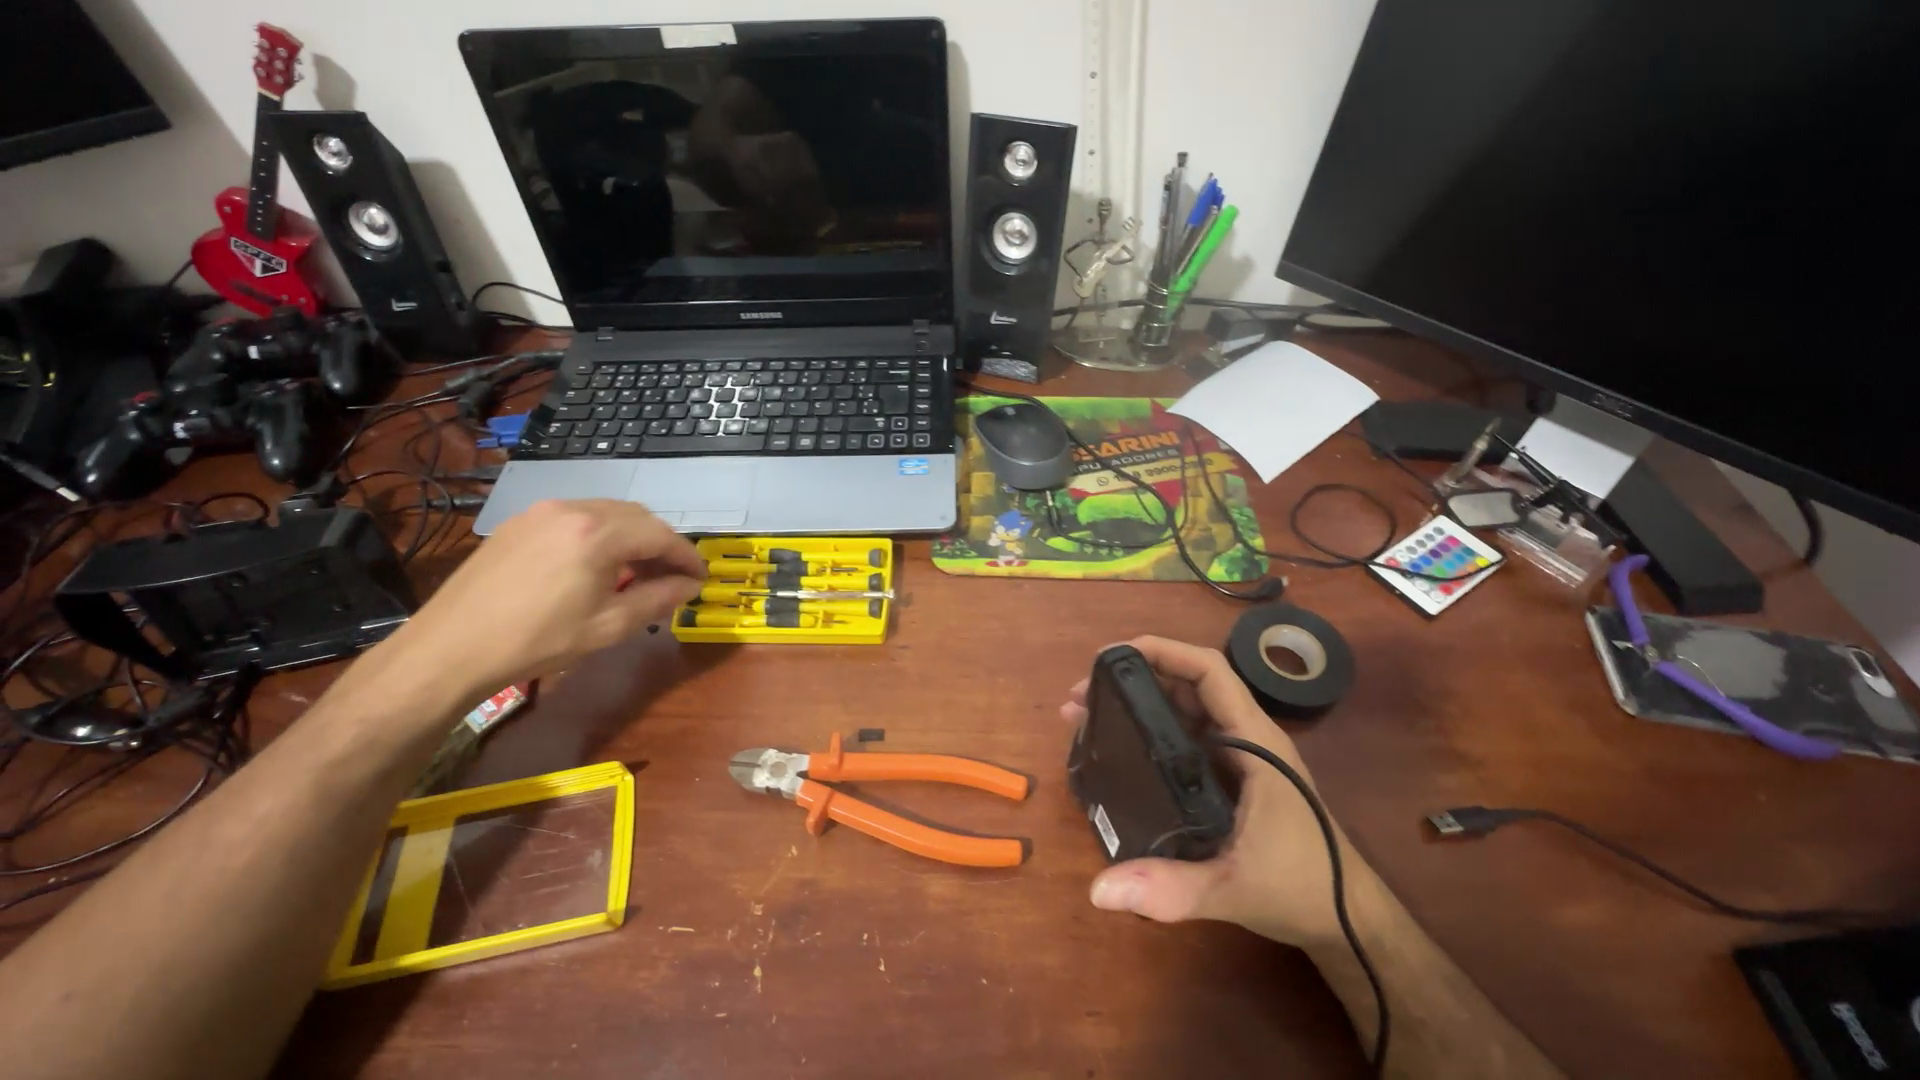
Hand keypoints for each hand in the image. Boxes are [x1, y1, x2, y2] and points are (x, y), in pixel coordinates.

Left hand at [390, 499, 704, 694]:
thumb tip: (689, 586)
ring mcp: (542, 511)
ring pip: (607, 513)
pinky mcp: (521, 521)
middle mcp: (573, 508)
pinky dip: (600, 535)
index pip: (661, 534)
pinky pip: (576, 517)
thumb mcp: (608, 626)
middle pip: (637, 516)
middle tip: (674, 577)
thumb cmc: (538, 641)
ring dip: (632, 537)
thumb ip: (657, 599)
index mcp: (598, 533)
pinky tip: (597, 566)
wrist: (453, 647)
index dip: (687, 556)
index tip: (701, 578)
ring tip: (638, 573)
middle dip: (662, 544)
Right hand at [1066, 636, 1364, 947]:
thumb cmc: (1301, 889)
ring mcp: (1241, 758)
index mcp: (1256, 743)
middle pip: (1189, 686)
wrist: (1346, 920)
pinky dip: (1151, 733)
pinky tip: (1120, 751)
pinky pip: (1187, 740)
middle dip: (1134, 681)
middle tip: (1081, 697)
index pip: (1209, 673)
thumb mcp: (1232, 888)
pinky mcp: (1232, 779)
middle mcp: (1247, 739)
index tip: (1111, 658)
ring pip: (1186, 712)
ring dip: (1139, 706)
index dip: (1162, 652)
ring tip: (1087, 718)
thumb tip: (1097, 890)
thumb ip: (1171, 888)